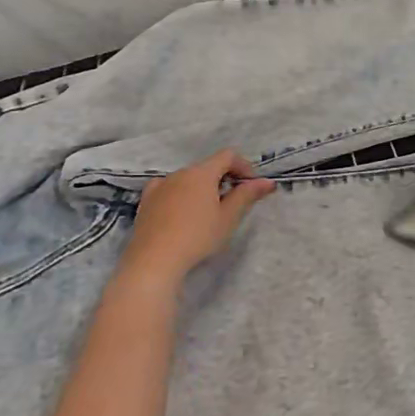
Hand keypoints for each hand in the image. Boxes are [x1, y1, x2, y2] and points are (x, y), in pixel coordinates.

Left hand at [119, 149, 275, 281]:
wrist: (154, 259)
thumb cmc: (198, 236)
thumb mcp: (229, 217)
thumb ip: (247, 195)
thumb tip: (267, 182)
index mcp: (201, 173)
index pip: (228, 156)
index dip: (244, 167)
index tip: (252, 187)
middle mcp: (179, 173)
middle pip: (208, 167)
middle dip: (224, 179)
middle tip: (234, 203)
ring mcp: (160, 185)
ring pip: (188, 179)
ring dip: (203, 188)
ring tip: (208, 213)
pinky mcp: (147, 200)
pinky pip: (169, 189)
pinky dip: (181, 194)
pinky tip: (182, 211)